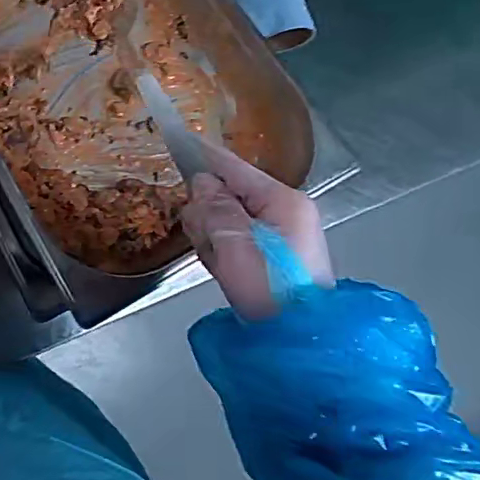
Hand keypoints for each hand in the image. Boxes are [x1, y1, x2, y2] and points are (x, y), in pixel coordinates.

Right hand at [180, 143, 332, 319]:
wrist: (299, 341)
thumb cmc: (271, 291)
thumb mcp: (236, 246)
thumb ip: (215, 208)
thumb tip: (202, 182)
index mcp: (282, 201)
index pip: (236, 168)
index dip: (205, 156)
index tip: (180, 138)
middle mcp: (284, 211)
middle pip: (229, 193)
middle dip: (209, 213)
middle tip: (207, 241)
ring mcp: (280, 233)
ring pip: (227, 217)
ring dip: (213, 236)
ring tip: (219, 262)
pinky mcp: (272, 255)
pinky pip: (235, 239)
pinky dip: (222, 250)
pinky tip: (224, 269)